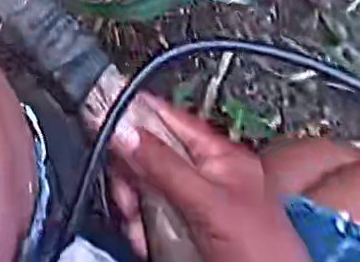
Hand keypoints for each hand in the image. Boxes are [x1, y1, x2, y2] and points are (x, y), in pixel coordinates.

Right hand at [107, 96, 307, 261]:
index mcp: (219, 155)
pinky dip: (139, 223)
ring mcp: (195, 202)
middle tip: (125, 195)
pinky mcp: (186, 228)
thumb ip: (163, 164)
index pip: (166, 116)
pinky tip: (142, 240)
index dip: (133, 113)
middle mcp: (205, 172)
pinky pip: (150, 211)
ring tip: (135, 225)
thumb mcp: (209, 205)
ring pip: (144, 182)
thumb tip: (119, 127)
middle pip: (148, 150)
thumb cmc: (260, 257)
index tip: (98, 117)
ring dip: (131, 202)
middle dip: (129, 172)